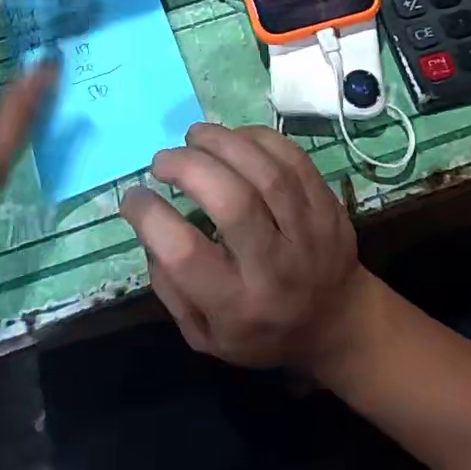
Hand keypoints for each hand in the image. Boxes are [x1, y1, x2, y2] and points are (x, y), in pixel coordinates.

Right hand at [120, 122, 369, 373]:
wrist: (337, 321)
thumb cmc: (259, 329)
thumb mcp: (204, 333)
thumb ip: (169, 285)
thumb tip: (148, 225)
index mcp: (236, 304)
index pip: (184, 253)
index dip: (150, 216)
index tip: (133, 197)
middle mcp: (274, 267)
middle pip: (231, 200)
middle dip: (188, 167)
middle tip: (163, 160)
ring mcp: (308, 231)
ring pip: (265, 171)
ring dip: (221, 142)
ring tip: (194, 137)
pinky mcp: (326, 203)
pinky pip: (292, 157)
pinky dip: (256, 138)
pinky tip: (233, 138)